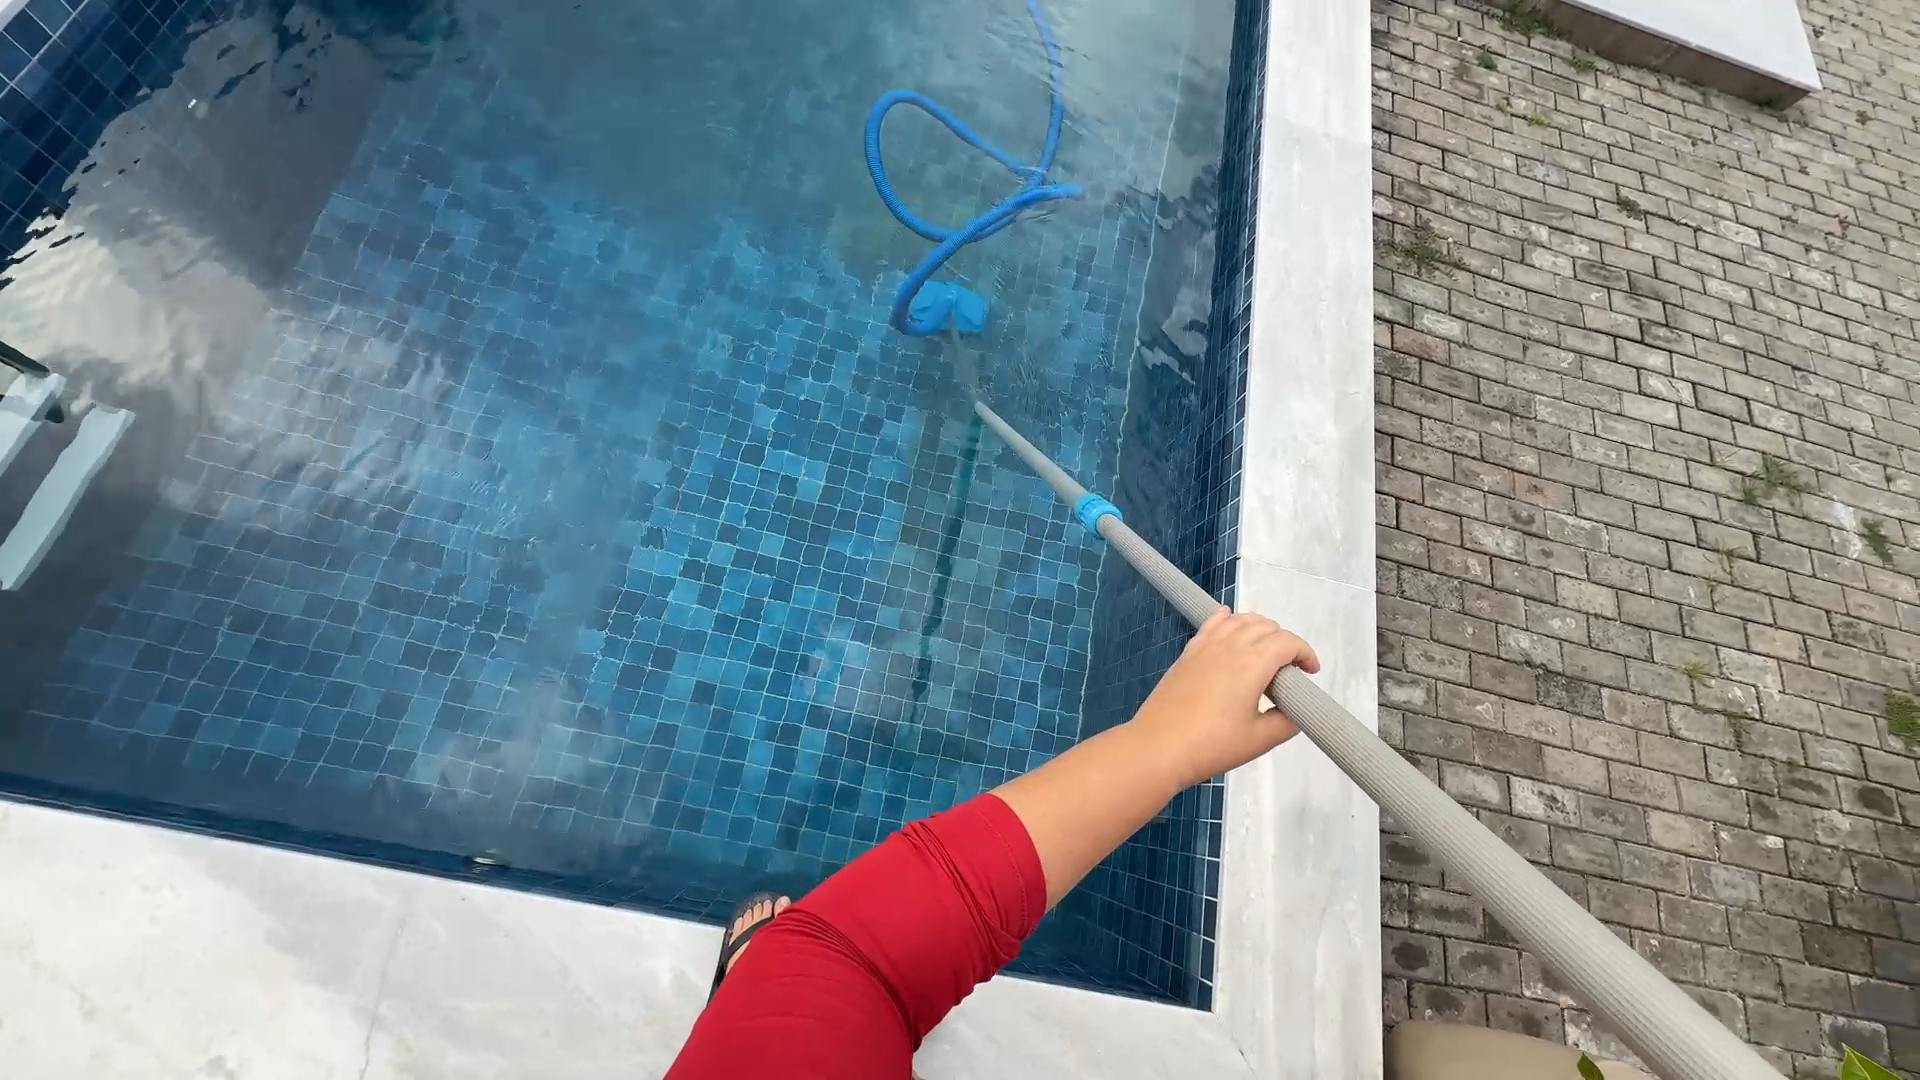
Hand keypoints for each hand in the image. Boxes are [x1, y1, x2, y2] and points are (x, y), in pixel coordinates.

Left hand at [1133, 607, 1319, 787]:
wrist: (1159, 745)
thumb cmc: (1213, 744)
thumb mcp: (1261, 739)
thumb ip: (1286, 721)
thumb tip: (1292, 710)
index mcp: (1252, 663)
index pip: (1288, 642)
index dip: (1305, 653)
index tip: (1310, 673)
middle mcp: (1229, 646)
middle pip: (1265, 626)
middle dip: (1285, 642)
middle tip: (1289, 669)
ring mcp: (1205, 646)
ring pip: (1239, 620)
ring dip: (1259, 628)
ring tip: (1266, 651)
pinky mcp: (1188, 653)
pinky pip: (1211, 624)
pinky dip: (1226, 619)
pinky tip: (1228, 619)